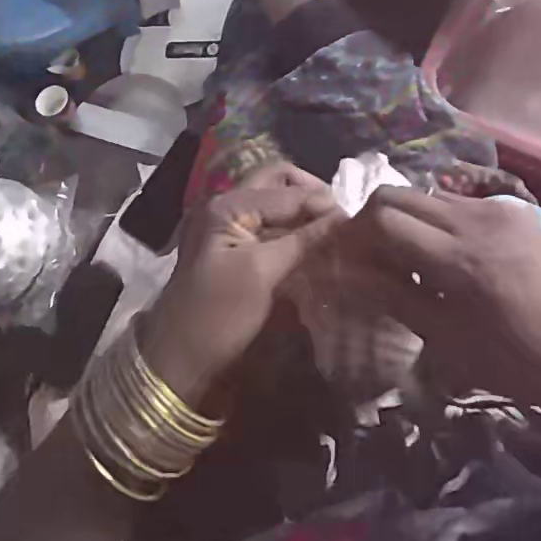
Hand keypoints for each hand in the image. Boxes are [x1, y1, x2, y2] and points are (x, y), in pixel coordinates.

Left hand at [142, 163, 341, 407]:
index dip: (324, 203)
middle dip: (312, 196)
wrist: (180, 356)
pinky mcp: (232, 247)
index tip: (360, 223)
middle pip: (278, 184)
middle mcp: (225, 204)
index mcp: (227, 205)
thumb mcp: (262, 273)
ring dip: (303, 212)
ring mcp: (227, 225)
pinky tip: (315, 246)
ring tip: (336, 233)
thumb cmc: (218, 314)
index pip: (287, 190)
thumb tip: (346, 217)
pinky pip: (268, 225)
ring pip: (274, 203)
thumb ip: (303, 240)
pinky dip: (292, 230)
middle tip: (344, 221)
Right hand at [353, 188, 540, 431]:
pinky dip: (431, 223)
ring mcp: (495, 209)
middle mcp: (474, 220)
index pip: (382, 220)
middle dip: (369, 222)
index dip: (353, 237)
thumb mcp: (453, 340)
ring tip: (401, 259)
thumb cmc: (530, 361)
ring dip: (401, 220)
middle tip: (365, 258)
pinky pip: (452, 205)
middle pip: (396, 195)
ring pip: (423, 196)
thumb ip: (397, 297)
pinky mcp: (511, 210)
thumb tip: (349, 274)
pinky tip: (439, 257)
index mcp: (461, 260)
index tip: (343, 262)